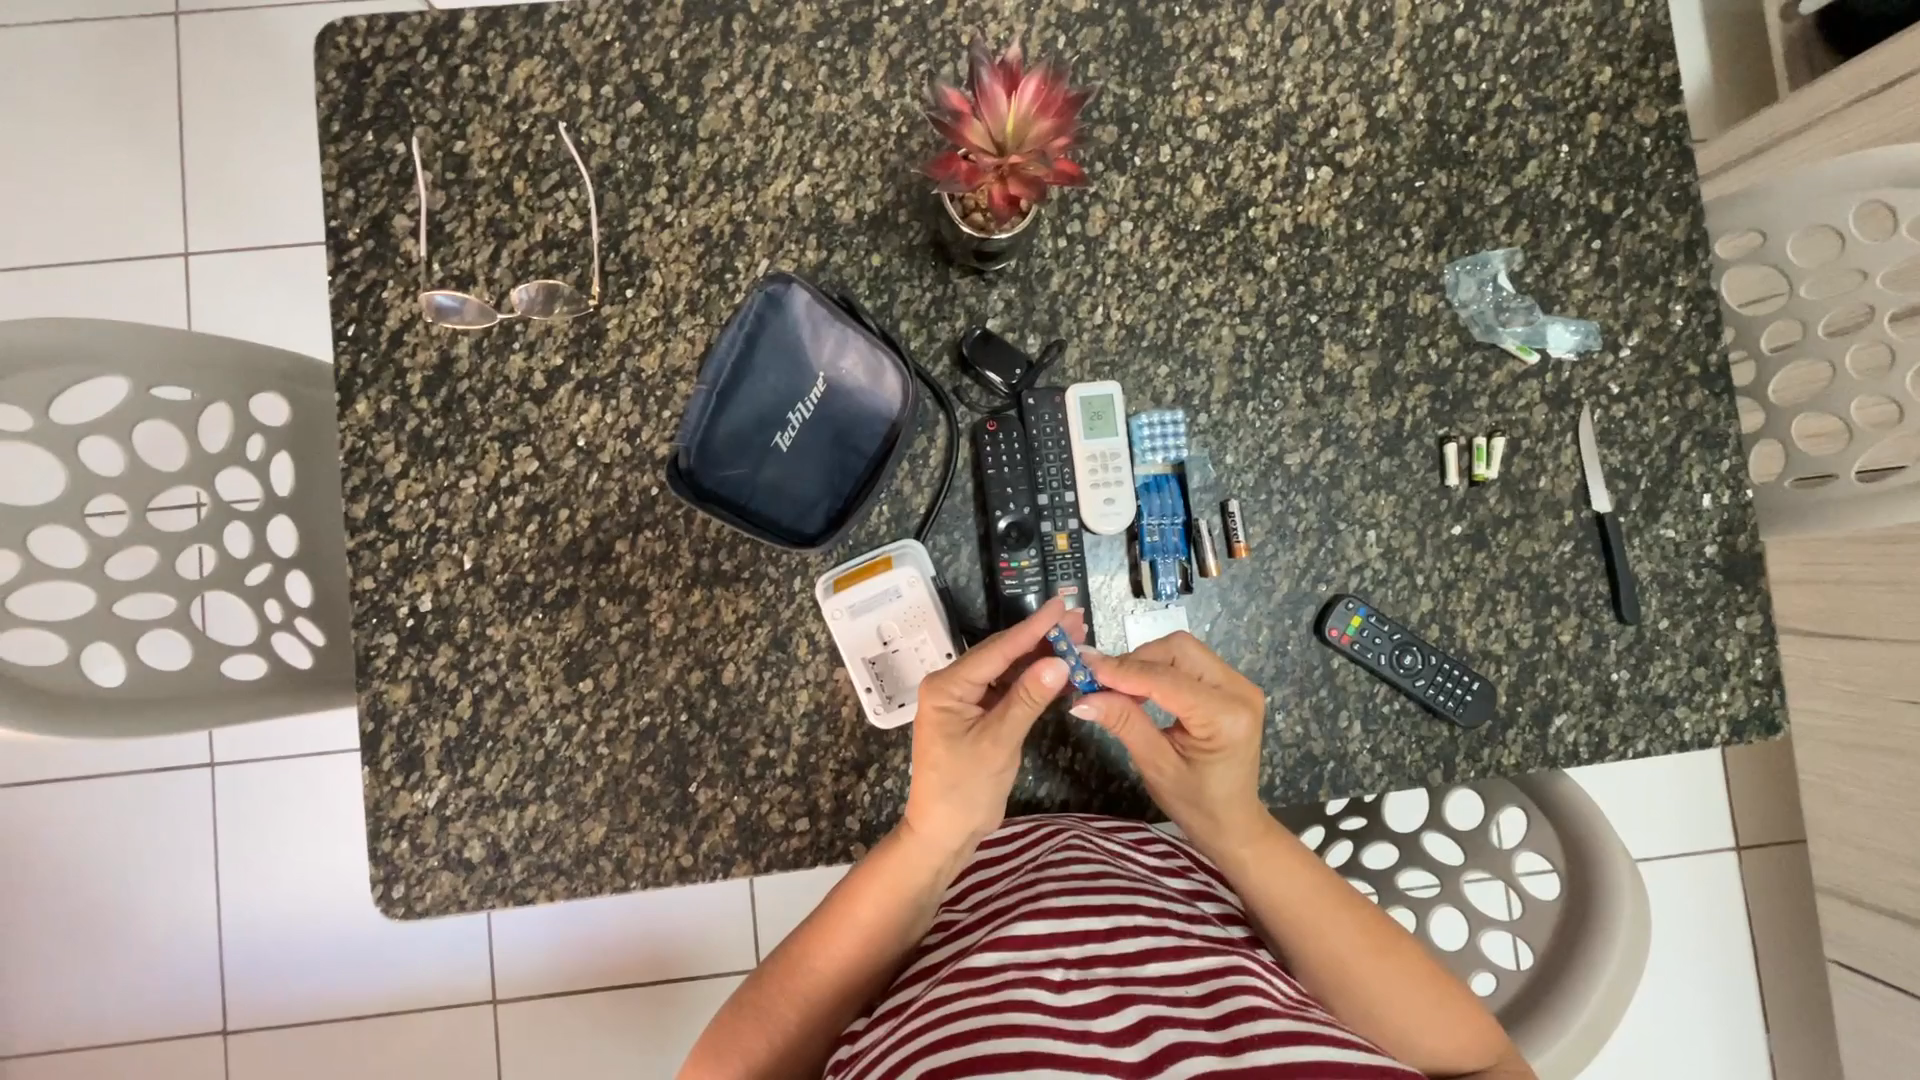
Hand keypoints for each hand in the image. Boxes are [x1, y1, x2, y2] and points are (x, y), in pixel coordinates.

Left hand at [901, 596, 1082, 855]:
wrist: (943, 834)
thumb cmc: (963, 790)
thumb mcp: (998, 743)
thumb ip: (1027, 700)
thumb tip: (1058, 663)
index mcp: (947, 685)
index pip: (998, 650)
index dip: (1033, 628)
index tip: (1062, 605)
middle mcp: (953, 685)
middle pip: (1002, 655)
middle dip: (1040, 638)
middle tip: (1078, 619)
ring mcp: (964, 700)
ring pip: (1006, 670)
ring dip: (1038, 657)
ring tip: (1075, 639)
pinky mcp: (977, 715)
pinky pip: (1006, 690)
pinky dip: (1031, 682)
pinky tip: (1056, 670)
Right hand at [1072, 632, 1269, 853]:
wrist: (1232, 821)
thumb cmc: (1196, 803)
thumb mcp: (1155, 765)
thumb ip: (1123, 723)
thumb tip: (1082, 698)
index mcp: (1226, 716)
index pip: (1165, 679)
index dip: (1122, 671)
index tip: (1083, 667)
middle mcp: (1239, 690)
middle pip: (1177, 650)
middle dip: (1135, 661)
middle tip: (1102, 683)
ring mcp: (1238, 684)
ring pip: (1181, 651)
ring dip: (1145, 663)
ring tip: (1118, 688)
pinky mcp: (1230, 684)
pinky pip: (1188, 662)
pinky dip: (1158, 669)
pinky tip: (1140, 690)